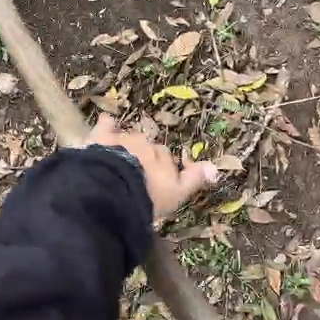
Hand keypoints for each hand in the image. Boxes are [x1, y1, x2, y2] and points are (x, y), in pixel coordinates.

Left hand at [84, 114, 216, 220]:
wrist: (115, 190)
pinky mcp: (104, 137)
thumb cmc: (148, 196)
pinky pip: (106, 125)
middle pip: (148, 147)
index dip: (162, 168)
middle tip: (136, 173)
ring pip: (129, 138)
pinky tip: (106, 122)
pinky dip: (107, 124)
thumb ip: (194, 179)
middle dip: (144, 156)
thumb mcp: (176, 194)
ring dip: (126, 146)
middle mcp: (147, 144)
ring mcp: (125, 139)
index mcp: (164, 158)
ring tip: (119, 161)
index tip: (156, 180)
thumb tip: (216, 167)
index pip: (167, 159)